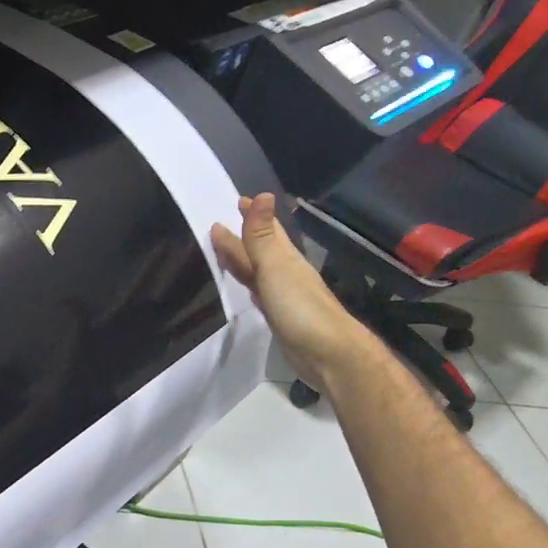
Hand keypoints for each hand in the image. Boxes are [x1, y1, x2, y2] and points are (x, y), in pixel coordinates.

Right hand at [212, 194, 374, 391]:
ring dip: (243, 261)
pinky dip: (250, 287)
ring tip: (225, 253)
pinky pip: (259, 294)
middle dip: (244, 235)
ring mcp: (283, 296)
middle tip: (222, 225)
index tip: (238, 200)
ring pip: (258, 271)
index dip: (253, 215)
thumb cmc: (299, 307)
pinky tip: (246, 289)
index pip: (266, 230)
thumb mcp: (276, 267)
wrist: (326, 353)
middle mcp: (285, 272)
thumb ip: (262, 236)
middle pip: (261, 249)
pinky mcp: (279, 318)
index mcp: (285, 257)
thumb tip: (262, 194)